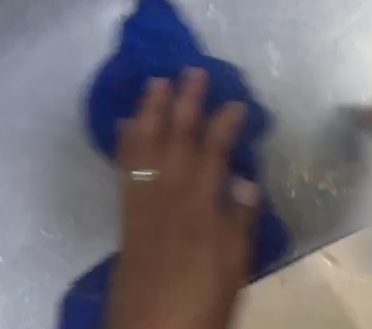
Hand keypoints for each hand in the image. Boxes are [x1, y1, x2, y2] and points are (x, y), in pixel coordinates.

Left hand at [107, 70, 259, 328]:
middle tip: (191, 70)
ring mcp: (144, 197)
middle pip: (178, 136)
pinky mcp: (126, 210)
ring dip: (151, 109)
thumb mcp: (234, 266)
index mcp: (200, 202)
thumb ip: (240, 220)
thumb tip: (246, 178)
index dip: (225, 122)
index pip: (214, 150)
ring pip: (147, 142)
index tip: (236, 102)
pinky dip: (126, 140)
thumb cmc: (201, 300)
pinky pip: (125, 165)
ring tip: (155, 81)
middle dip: (185, 101)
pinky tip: (126, 123)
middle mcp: (170, 190)